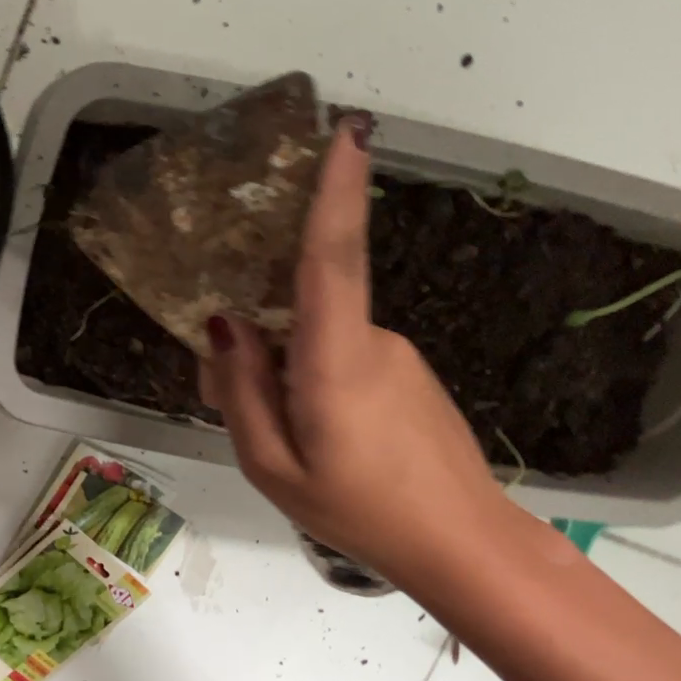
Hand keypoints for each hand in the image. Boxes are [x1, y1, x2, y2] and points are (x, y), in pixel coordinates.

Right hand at [197, 116, 511, 581]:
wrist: (463, 546)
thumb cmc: (359, 512)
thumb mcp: (269, 464)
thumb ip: (239, 391)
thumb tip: (224, 327)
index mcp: (336, 363)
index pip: (333, 262)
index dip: (335, 195)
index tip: (343, 134)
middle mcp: (373, 342)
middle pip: (296, 309)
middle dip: (249, 337)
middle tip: (217, 393)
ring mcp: (396, 355)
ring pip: (312, 339)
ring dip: (275, 369)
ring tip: (270, 432)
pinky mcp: (404, 372)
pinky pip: (336, 356)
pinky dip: (303, 378)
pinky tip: (304, 431)